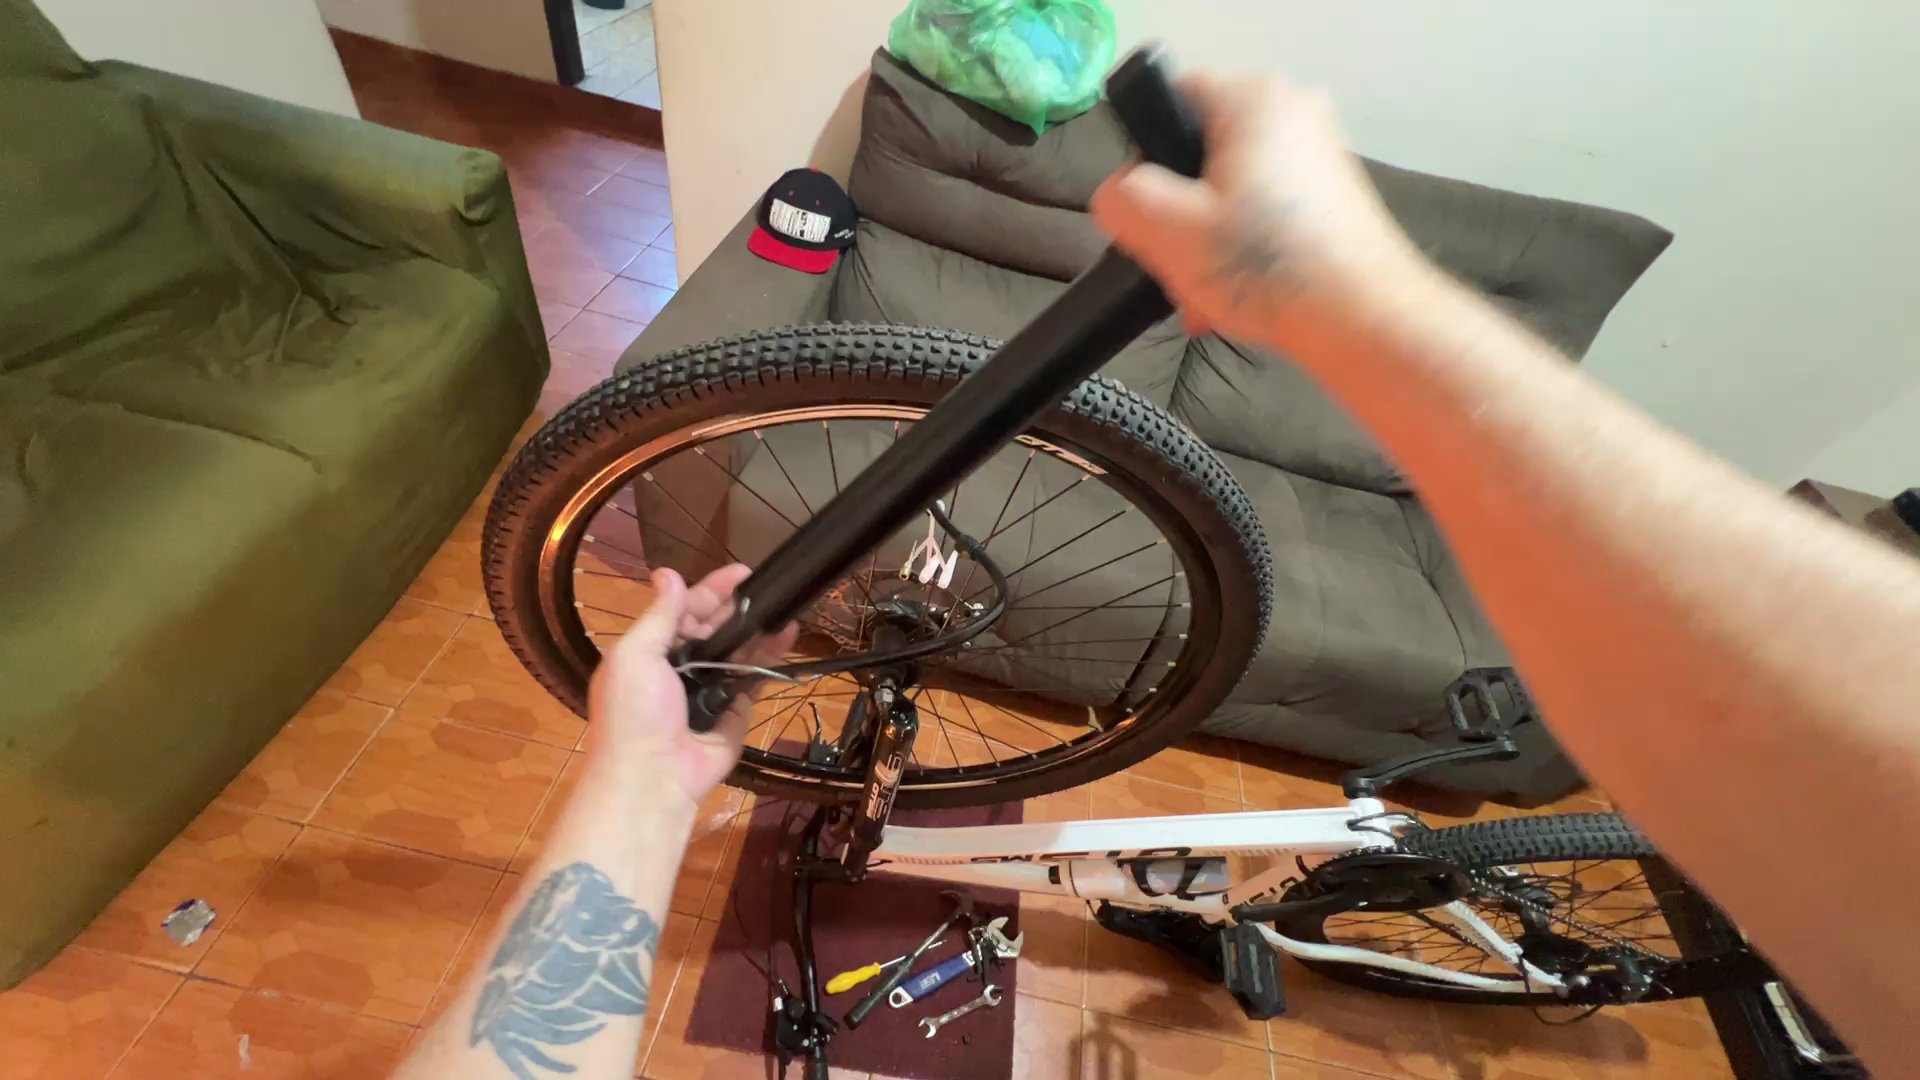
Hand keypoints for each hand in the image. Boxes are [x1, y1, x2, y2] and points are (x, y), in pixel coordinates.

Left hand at [585, 565, 794, 812]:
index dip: (712, 589)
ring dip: (761, 628)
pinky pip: (754, 677)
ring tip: (787, 608)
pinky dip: (771, 657)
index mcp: (652, 650)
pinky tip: (788, 637)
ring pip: (739, 649)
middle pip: (716, 626)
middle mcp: (682, 665)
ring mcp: (710, 687)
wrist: (654, 776)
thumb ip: (658, 616)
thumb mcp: (635, 656)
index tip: (743, 572)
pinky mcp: (735, 709)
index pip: (685, 609)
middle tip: (771, 588)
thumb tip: (667, 572)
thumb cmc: (636, 712)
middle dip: (741, 607)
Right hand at [1090, 72, 1425, 345]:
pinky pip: (1260, 217)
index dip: (1144, 158)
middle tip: (1171, 266)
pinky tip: (1230, 299)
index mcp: (1252, 100)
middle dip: (1174, 219)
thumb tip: (1114, 194)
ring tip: (1200, 296)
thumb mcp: (1168, 231)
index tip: (1144, 214)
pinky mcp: (1328, 198)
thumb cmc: (1263, 267)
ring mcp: (1315, 156)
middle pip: (1199, 157)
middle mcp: (1291, 112)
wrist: (1359, 317)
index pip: (1171, 99)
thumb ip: (1122, 200)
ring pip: (1227, 195)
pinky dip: (1238, 253)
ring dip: (1201, 247)